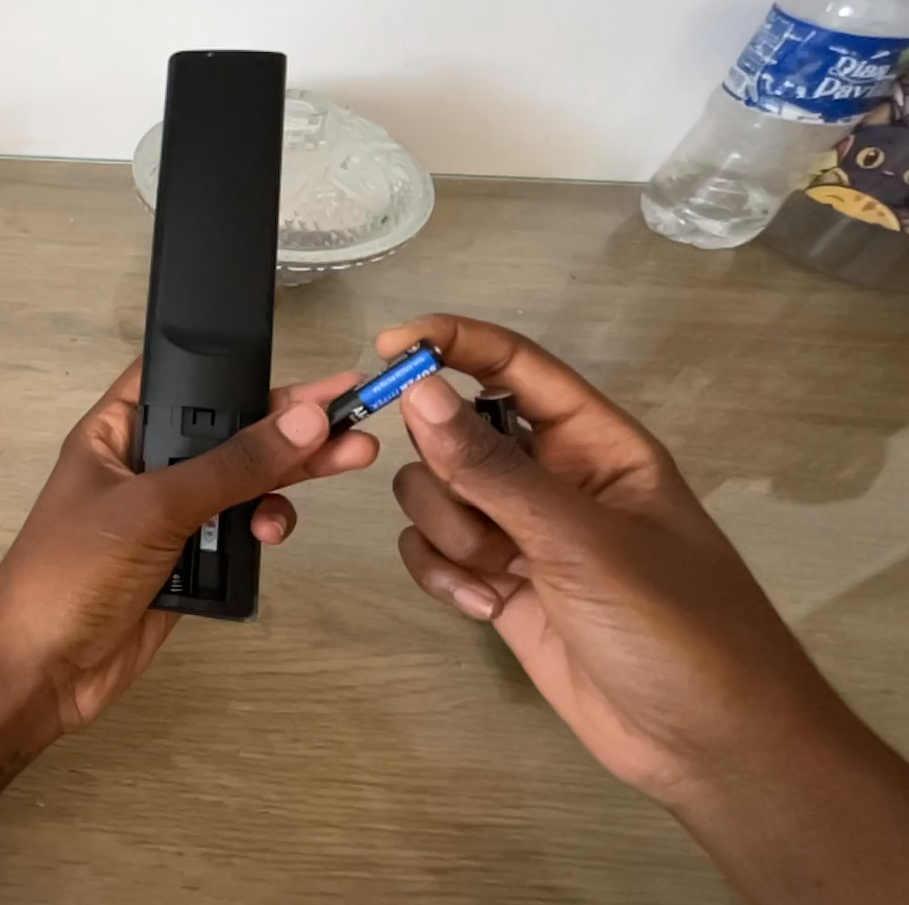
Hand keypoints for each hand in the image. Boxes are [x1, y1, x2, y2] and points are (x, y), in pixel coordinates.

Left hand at [0, 360, 378, 733]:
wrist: (44, 667)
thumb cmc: (76, 568)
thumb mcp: (152, 507)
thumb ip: (230, 465)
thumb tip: (307, 417)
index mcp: (114, 432)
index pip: (176, 379)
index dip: (229, 364)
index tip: (293, 359)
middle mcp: (143, 465)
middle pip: (221, 431)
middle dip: (282, 422)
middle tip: (353, 409)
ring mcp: (166, 515)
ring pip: (236, 482)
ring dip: (284, 476)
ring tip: (347, 460)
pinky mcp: (185, 561)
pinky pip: (235, 531)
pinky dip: (260, 527)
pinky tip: (273, 531)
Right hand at [381, 315, 864, 804]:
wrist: (703, 748)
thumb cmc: (676, 627)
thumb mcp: (580, 540)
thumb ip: (490, 469)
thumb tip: (415, 392)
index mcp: (590, 444)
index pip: (512, 367)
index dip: (452, 343)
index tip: (389, 346)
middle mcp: (543, 476)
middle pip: (450, 431)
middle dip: (443, 468)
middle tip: (465, 503)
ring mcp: (510, 526)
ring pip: (427, 491)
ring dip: (448, 532)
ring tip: (497, 574)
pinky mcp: (485, 572)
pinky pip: (425, 545)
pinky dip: (440, 572)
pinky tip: (484, 605)